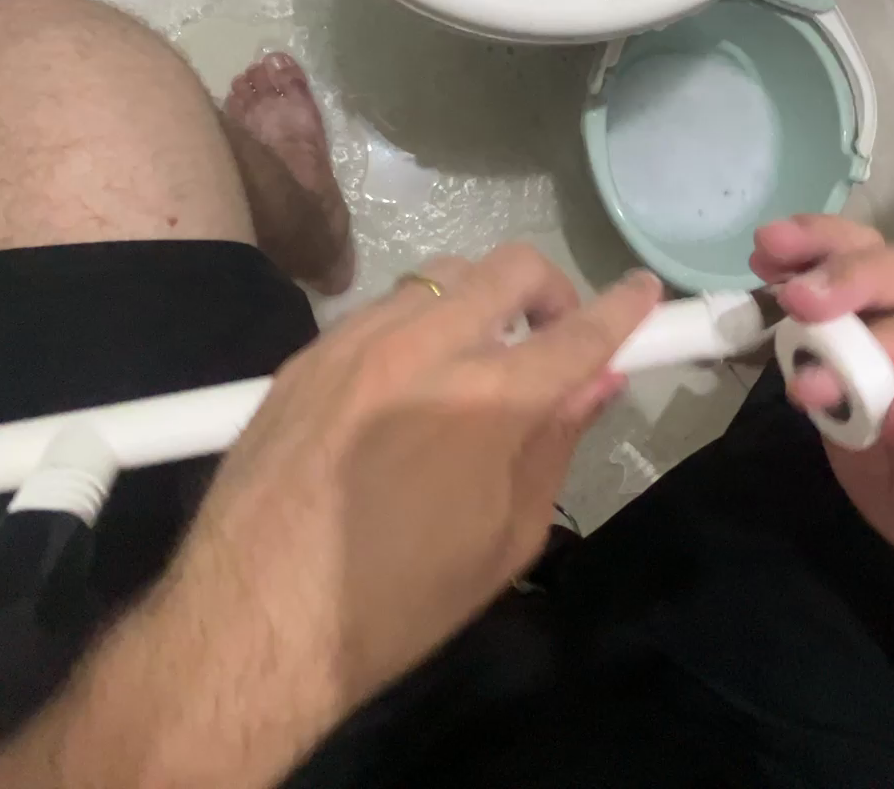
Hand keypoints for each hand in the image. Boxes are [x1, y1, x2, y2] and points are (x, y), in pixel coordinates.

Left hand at [127, 245, 659, 779]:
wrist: (248, 626)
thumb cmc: (401, 599)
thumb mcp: (508, 534)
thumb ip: (558, 440)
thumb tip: (600, 381)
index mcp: (485, 403)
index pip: (578, 333)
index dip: (624, 308)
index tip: (645, 290)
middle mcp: (424, 350)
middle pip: (511, 268)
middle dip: (553, 290)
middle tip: (553, 336)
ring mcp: (357, 342)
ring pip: (445, 275)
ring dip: (483, 302)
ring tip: (479, 357)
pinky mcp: (310, 353)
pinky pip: (386, 307)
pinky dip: (422, 324)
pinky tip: (411, 379)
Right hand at [752, 216, 893, 573]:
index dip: (883, 346)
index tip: (818, 383)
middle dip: (852, 278)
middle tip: (796, 298)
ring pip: (874, 257)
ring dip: (819, 247)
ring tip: (769, 246)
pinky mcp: (863, 326)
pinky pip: (836, 284)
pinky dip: (799, 267)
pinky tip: (765, 262)